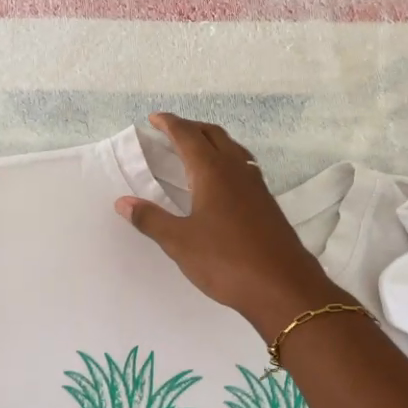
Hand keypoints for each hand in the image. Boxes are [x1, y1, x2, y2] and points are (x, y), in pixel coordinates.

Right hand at [115, 113, 347, 336]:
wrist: (284, 289)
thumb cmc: (226, 261)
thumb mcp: (179, 242)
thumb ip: (150, 219)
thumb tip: (123, 202)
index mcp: (213, 173)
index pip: (188, 136)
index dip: (170, 124)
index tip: (154, 118)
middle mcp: (237, 172)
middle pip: (214, 135)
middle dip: (191, 127)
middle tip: (170, 129)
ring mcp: (256, 188)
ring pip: (233, 149)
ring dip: (211, 141)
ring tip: (194, 148)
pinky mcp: (266, 205)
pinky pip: (243, 167)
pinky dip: (226, 160)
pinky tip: (220, 180)